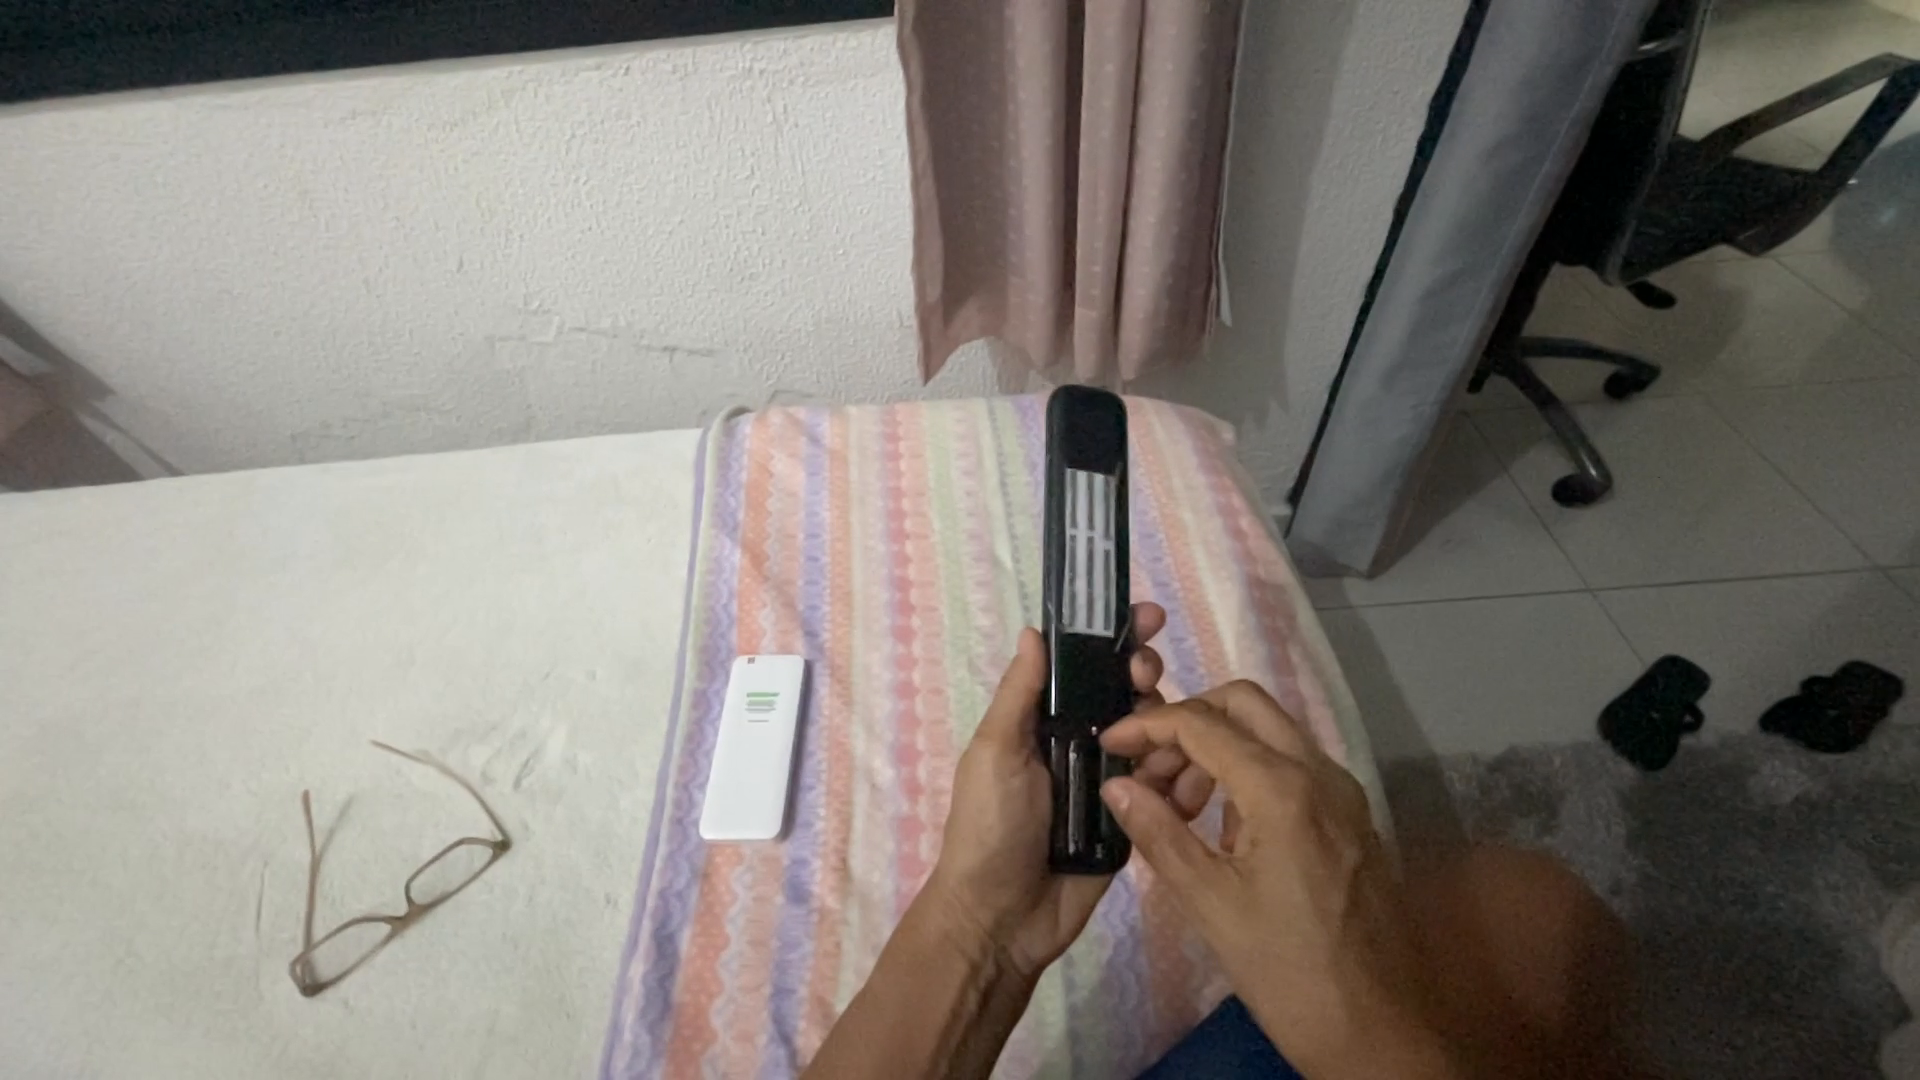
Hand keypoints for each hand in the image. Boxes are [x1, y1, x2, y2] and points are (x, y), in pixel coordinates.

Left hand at [920, 603, 1211, 980]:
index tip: (1146, 616)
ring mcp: (1107, 778)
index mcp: (1042, 720)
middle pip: (1123, 692)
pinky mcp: (1130, 816)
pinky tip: (1186, 766)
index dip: (1113, 637)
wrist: (1003, 919)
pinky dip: (1178, 767)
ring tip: (1165, 730)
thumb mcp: (996, 751)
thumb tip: (1034, 629)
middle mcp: (1077, 741)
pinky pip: (1162, 781)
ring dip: (1166, 718)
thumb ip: (1020, 693)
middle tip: (1145, 677)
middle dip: (1142, 672)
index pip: (1081, 666)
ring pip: (1151, 731)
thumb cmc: (990, 826)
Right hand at [1097, 682, 1461, 1079]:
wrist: (1384, 1039)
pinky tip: (1223, 824)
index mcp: (1282, 790)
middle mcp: (1320, 772)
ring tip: (1178, 804)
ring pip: (1269, 729)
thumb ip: (1158, 832)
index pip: (1201, 724)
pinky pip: (1290, 762)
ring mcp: (1343, 791)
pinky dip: (1247, 768)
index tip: (1110, 745)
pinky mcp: (1351, 814)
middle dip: (1187, 721)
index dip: (1147, 726)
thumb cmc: (1289, 973)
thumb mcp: (1209, 904)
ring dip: (1216, 745)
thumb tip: (1116, 785)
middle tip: (1152, 768)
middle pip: (1242, 702)